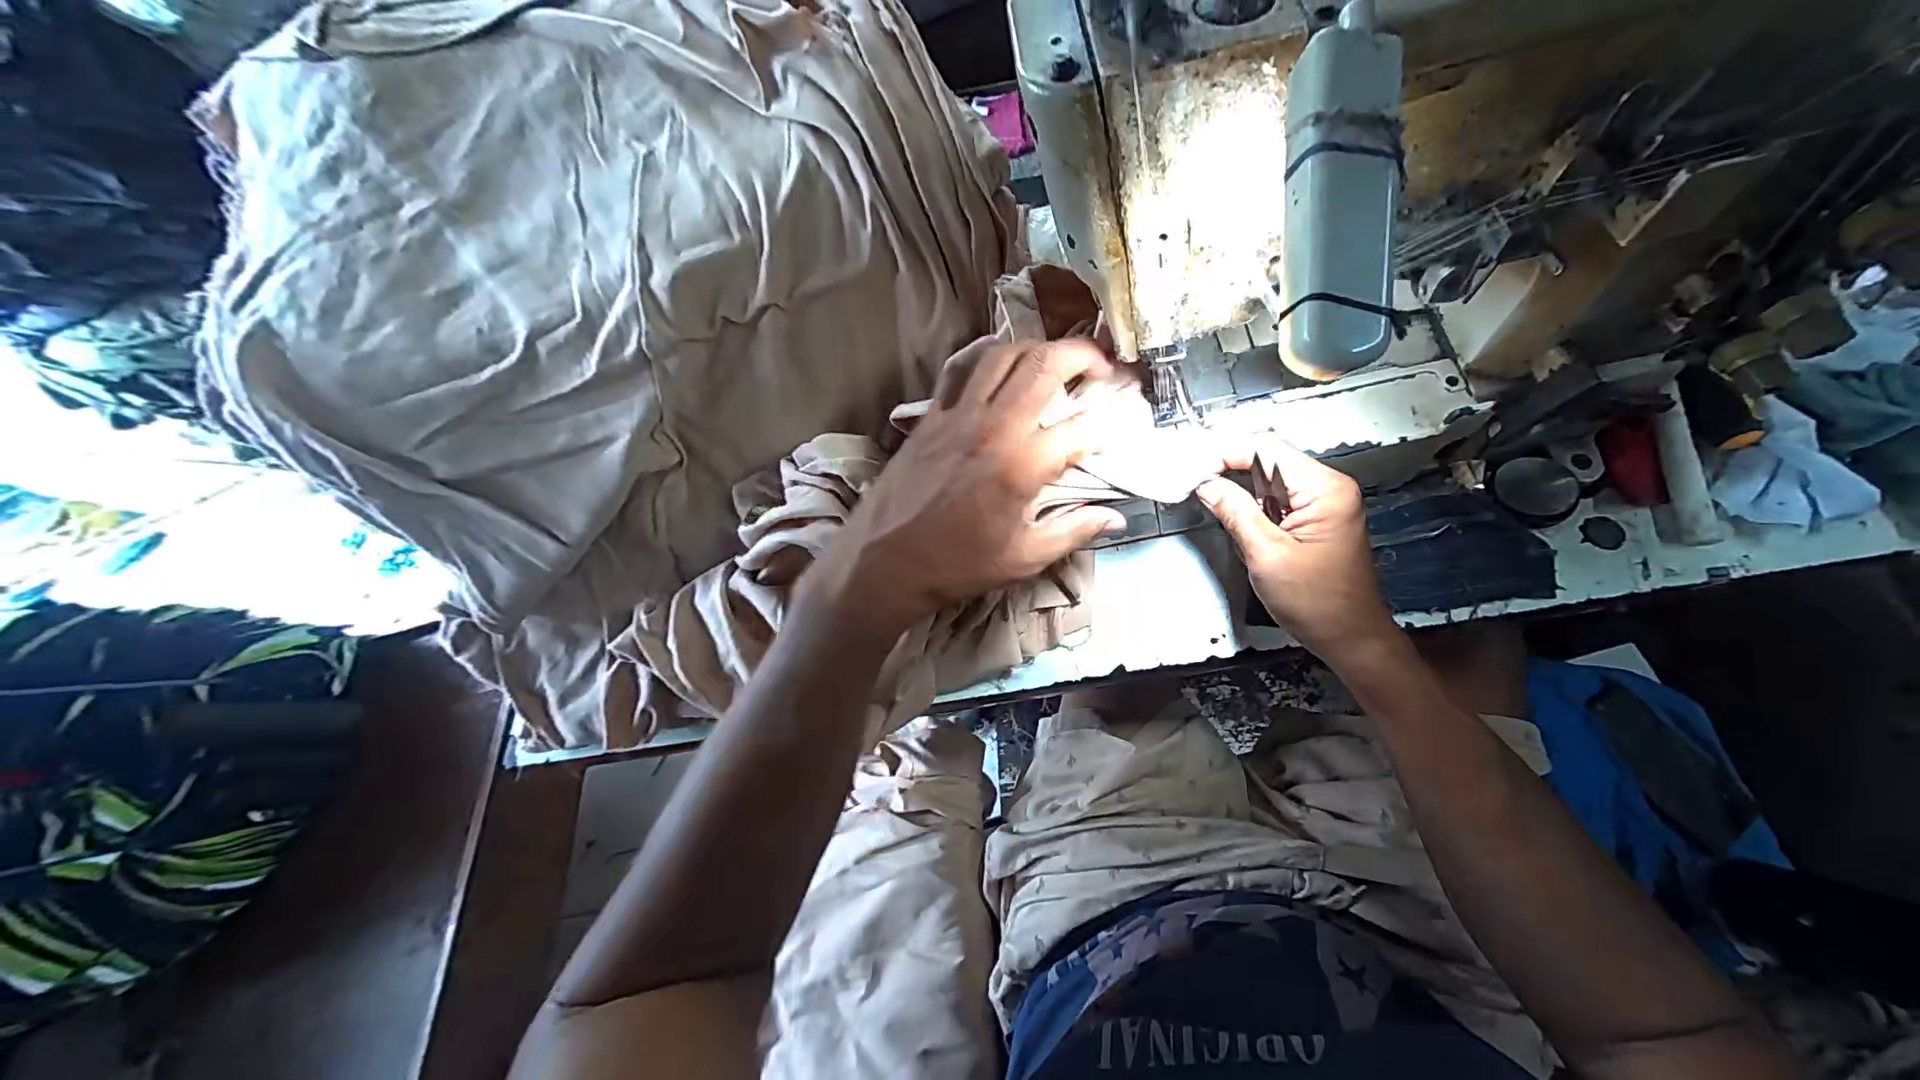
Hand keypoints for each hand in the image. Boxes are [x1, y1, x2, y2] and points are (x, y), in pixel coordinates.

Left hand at [806, 337, 1128, 633]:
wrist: (883, 561)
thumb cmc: (957, 565)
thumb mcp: (1023, 558)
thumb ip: (1074, 531)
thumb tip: (1116, 517)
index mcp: (1023, 465)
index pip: (1083, 428)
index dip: (1112, 421)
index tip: (1123, 423)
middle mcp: (994, 426)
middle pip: (1046, 365)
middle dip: (1085, 355)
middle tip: (1102, 368)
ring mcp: (958, 415)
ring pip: (1002, 354)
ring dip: (1037, 347)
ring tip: (1054, 360)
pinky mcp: (931, 415)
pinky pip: (960, 369)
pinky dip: (985, 356)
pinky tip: (999, 362)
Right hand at [1195, 437, 1399, 663]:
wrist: (1348, 637)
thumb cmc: (1322, 604)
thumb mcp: (1266, 555)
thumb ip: (1235, 512)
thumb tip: (1208, 484)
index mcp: (1325, 490)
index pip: (1265, 449)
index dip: (1224, 453)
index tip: (1195, 467)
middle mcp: (1327, 489)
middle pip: (1266, 458)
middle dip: (1226, 468)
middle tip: (1194, 480)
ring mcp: (1320, 503)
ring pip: (1266, 479)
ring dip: (1237, 489)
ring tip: (1209, 501)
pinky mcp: (1310, 518)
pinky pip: (1272, 498)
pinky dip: (1249, 505)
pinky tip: (1234, 518)